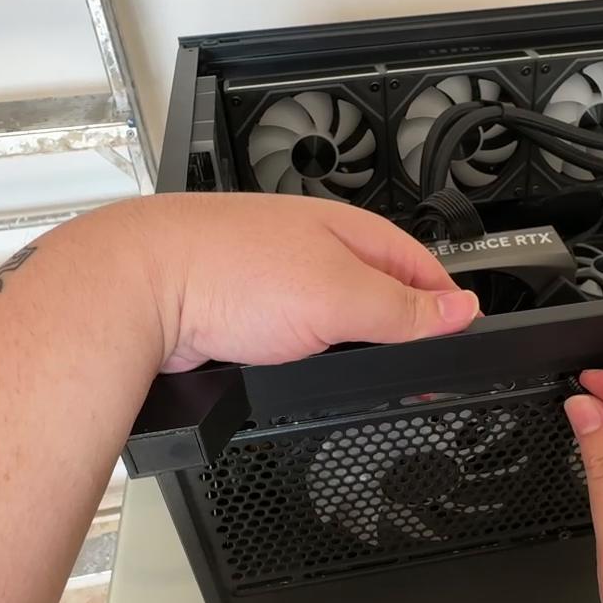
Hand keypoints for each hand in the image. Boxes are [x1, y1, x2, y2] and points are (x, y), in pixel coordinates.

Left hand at [88, 194, 477, 372]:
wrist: (142, 288)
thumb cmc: (228, 270)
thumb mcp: (340, 296)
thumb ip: (402, 308)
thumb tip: (458, 308)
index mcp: (349, 233)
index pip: (419, 265)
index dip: (444, 301)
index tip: (460, 334)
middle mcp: (315, 250)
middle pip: (379, 290)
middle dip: (400, 328)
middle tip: (416, 366)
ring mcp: (280, 279)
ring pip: (336, 316)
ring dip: (354, 343)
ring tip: (370, 370)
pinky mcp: (250, 309)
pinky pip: (298, 333)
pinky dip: (311, 353)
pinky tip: (312, 367)